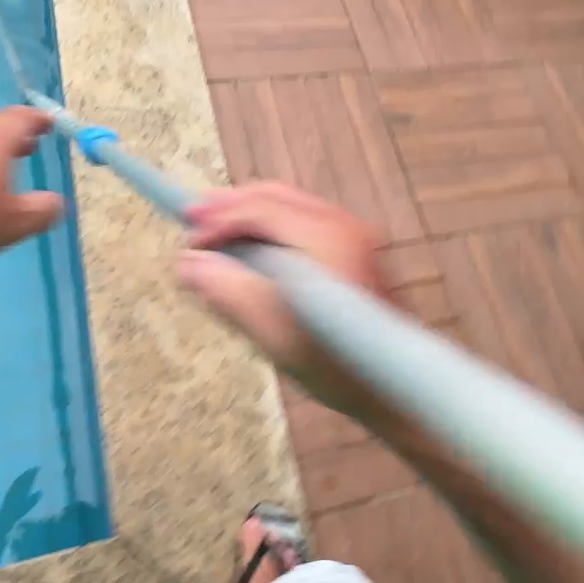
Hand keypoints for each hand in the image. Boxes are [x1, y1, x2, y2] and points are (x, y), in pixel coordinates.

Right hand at [177, 183, 391, 418]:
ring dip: (248, 215)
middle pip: (274, 197)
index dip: (219, 219)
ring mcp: (351, 233)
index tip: (188, 237)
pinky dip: (269, 228)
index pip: (260, 209)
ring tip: (213, 231)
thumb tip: (188, 263)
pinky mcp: (352, 247)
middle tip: (192, 219)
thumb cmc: (338, 366)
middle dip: (230, 206)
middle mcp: (342, 225)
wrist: (395, 386)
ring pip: (287, 206)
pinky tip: (247, 247)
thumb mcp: (272, 333)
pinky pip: (300, 221)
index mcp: (326, 238)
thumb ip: (227, 292)